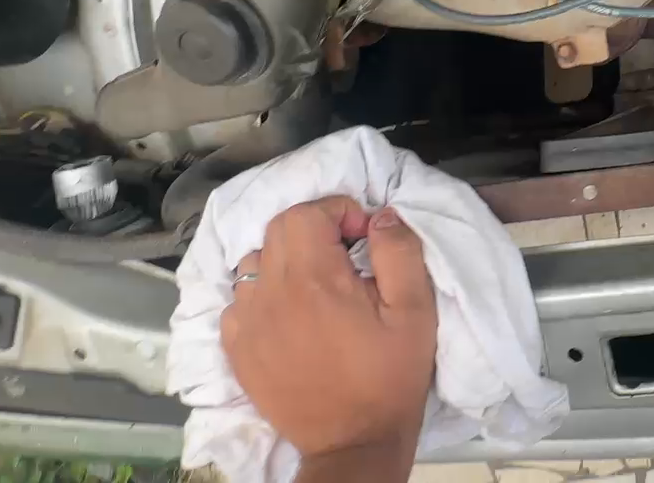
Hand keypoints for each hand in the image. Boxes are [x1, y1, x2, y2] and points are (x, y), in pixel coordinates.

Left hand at [221, 198, 436, 476]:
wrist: (354, 442)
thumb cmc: (391, 371)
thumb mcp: (415, 306)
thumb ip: (400, 250)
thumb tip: (381, 217)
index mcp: (315, 281)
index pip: (305, 213)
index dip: (339, 211)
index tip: (365, 236)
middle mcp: (271, 297)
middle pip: (277, 230)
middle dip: (315, 226)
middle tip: (347, 251)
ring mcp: (247, 326)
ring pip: (253, 262)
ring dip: (286, 256)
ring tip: (319, 279)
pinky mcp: (237, 351)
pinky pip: (238, 300)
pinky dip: (264, 290)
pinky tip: (293, 309)